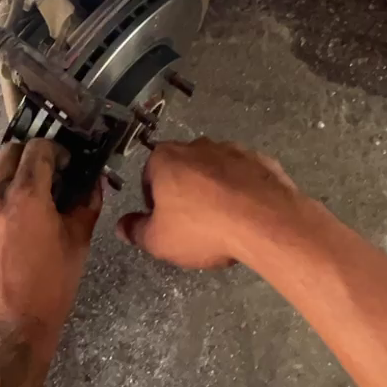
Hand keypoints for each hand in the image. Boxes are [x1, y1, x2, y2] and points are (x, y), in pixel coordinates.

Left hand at [0, 140, 102, 347]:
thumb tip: (94, 179)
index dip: (55, 152)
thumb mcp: (78, 242)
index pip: (39, 148)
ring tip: (8, 188)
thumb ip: (87, 203)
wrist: (11, 325)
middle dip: (29, 158)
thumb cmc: (50, 286)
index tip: (61, 165)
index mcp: (28, 195)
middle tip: (39, 177)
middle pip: (10, 151)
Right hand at [119, 137, 316, 268]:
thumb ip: (136, 231)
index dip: (154, 202)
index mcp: (165, 158)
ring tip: (223, 222)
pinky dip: (243, 191)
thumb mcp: (159, 241)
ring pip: (215, 171)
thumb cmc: (203, 228)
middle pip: (183, 170)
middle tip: (193, 225)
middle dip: (185, 193)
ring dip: (215, 190)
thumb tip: (121, 226)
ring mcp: (232, 149)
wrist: (265, 222)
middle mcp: (197, 146)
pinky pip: (245, 176)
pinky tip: (246, 215)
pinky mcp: (261, 160)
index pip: (149, 177)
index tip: (165, 222)